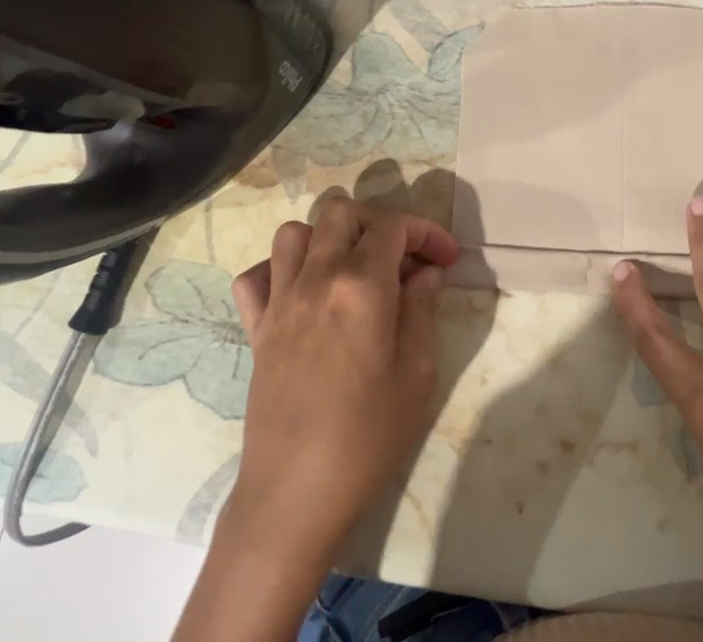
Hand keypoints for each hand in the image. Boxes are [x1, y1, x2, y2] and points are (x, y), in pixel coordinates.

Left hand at [176, 198, 459, 641]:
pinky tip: (303, 294)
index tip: (447, 260)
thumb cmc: (368, 437)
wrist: (296, 491)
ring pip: (293, 231)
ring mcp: (278, 301)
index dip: (427, 233)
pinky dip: (279, 270)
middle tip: (402, 262)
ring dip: (327, 238)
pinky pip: (256, 275)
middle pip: (340, 213)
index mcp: (360, 287)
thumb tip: (425, 273)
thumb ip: (421, 310)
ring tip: (353, 271)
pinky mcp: (255, 328)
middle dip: (378, 224)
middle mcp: (315, 279)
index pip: (393, 228)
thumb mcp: (417, 373)